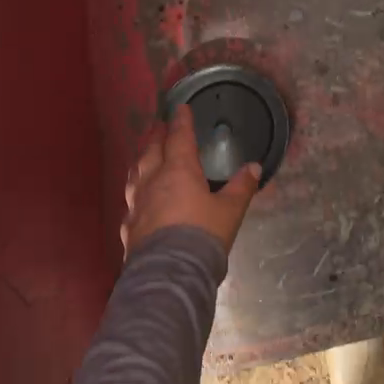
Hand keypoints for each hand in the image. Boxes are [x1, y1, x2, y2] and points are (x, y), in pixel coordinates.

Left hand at [122, 105, 261, 254]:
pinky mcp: (128, 228)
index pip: (179, 137)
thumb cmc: (203, 235)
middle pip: (152, 151)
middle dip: (156, 136)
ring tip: (145, 156)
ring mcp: (137, 205)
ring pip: (136, 174)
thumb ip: (241, 187)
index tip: (181, 108)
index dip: (181, 121)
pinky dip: (136, 193)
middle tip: (159, 126)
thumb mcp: (230, 210)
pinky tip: (138, 201)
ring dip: (141, 161)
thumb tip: (254, 167)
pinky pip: (131, 202)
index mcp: (179, 171)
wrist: (169, 275)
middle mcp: (153, 182)